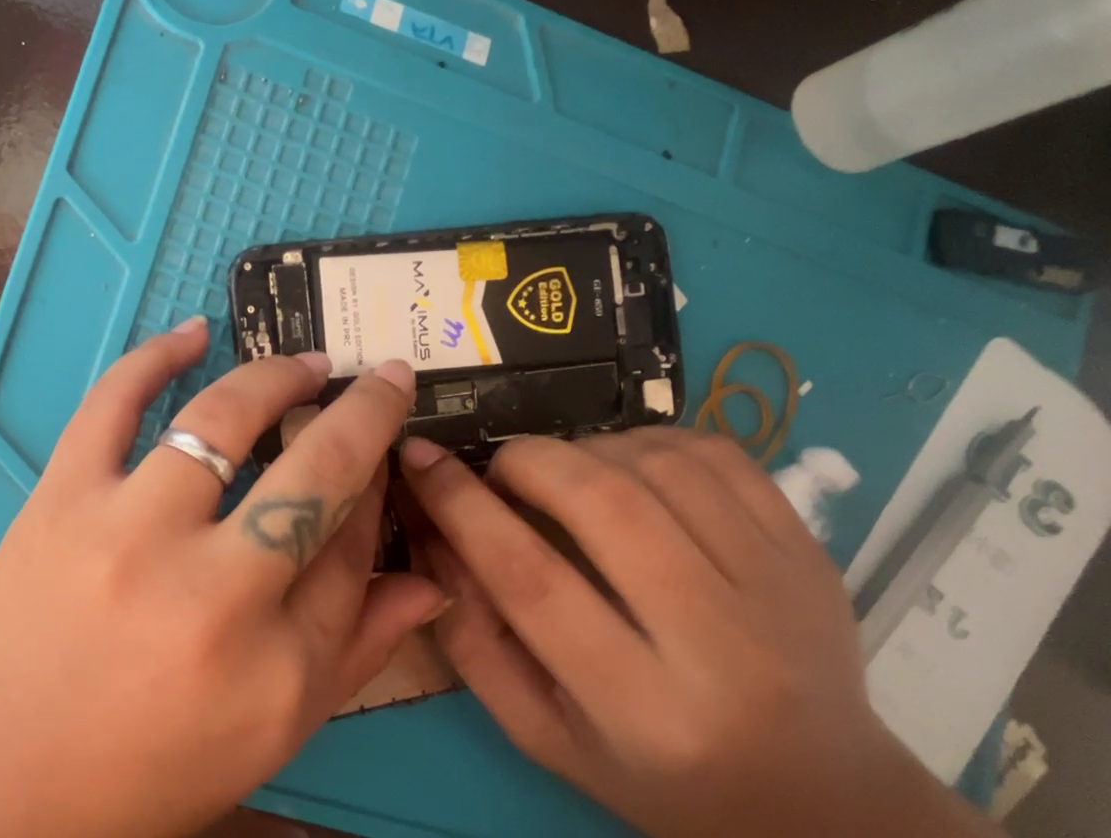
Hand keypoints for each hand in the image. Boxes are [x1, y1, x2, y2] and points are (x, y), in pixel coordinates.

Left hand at [0, 318, 447, 836]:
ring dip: (279, 376)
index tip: (382, 462)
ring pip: (223, 419)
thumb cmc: (133, 771)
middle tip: (385, 379)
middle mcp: (212, 592)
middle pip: (316, 475)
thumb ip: (351, 656)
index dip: (379, 494)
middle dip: (366, 415)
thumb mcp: (261, 740)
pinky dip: (155, 355)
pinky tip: (195, 333)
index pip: (354, 550)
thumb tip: (429, 585)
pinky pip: (113, 401)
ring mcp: (129, 530)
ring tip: (310, 363)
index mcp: (274, 670)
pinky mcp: (62, 496)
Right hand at [399, 428, 1000, 837]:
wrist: (815, 796)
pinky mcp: (807, 548)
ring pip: (661, 465)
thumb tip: (431, 536)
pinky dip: (652, 438)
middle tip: (499, 467)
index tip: (420, 460)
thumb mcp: (542, 732)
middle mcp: (718, 643)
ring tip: (563, 470)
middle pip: (605, 504)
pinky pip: (718, 454)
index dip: (463, 506)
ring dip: (587, 446)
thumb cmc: (655, 771)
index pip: (531, 579)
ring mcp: (778, 586)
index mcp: (640, 706)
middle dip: (527, 461)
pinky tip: (627, 463)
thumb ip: (474, 640)